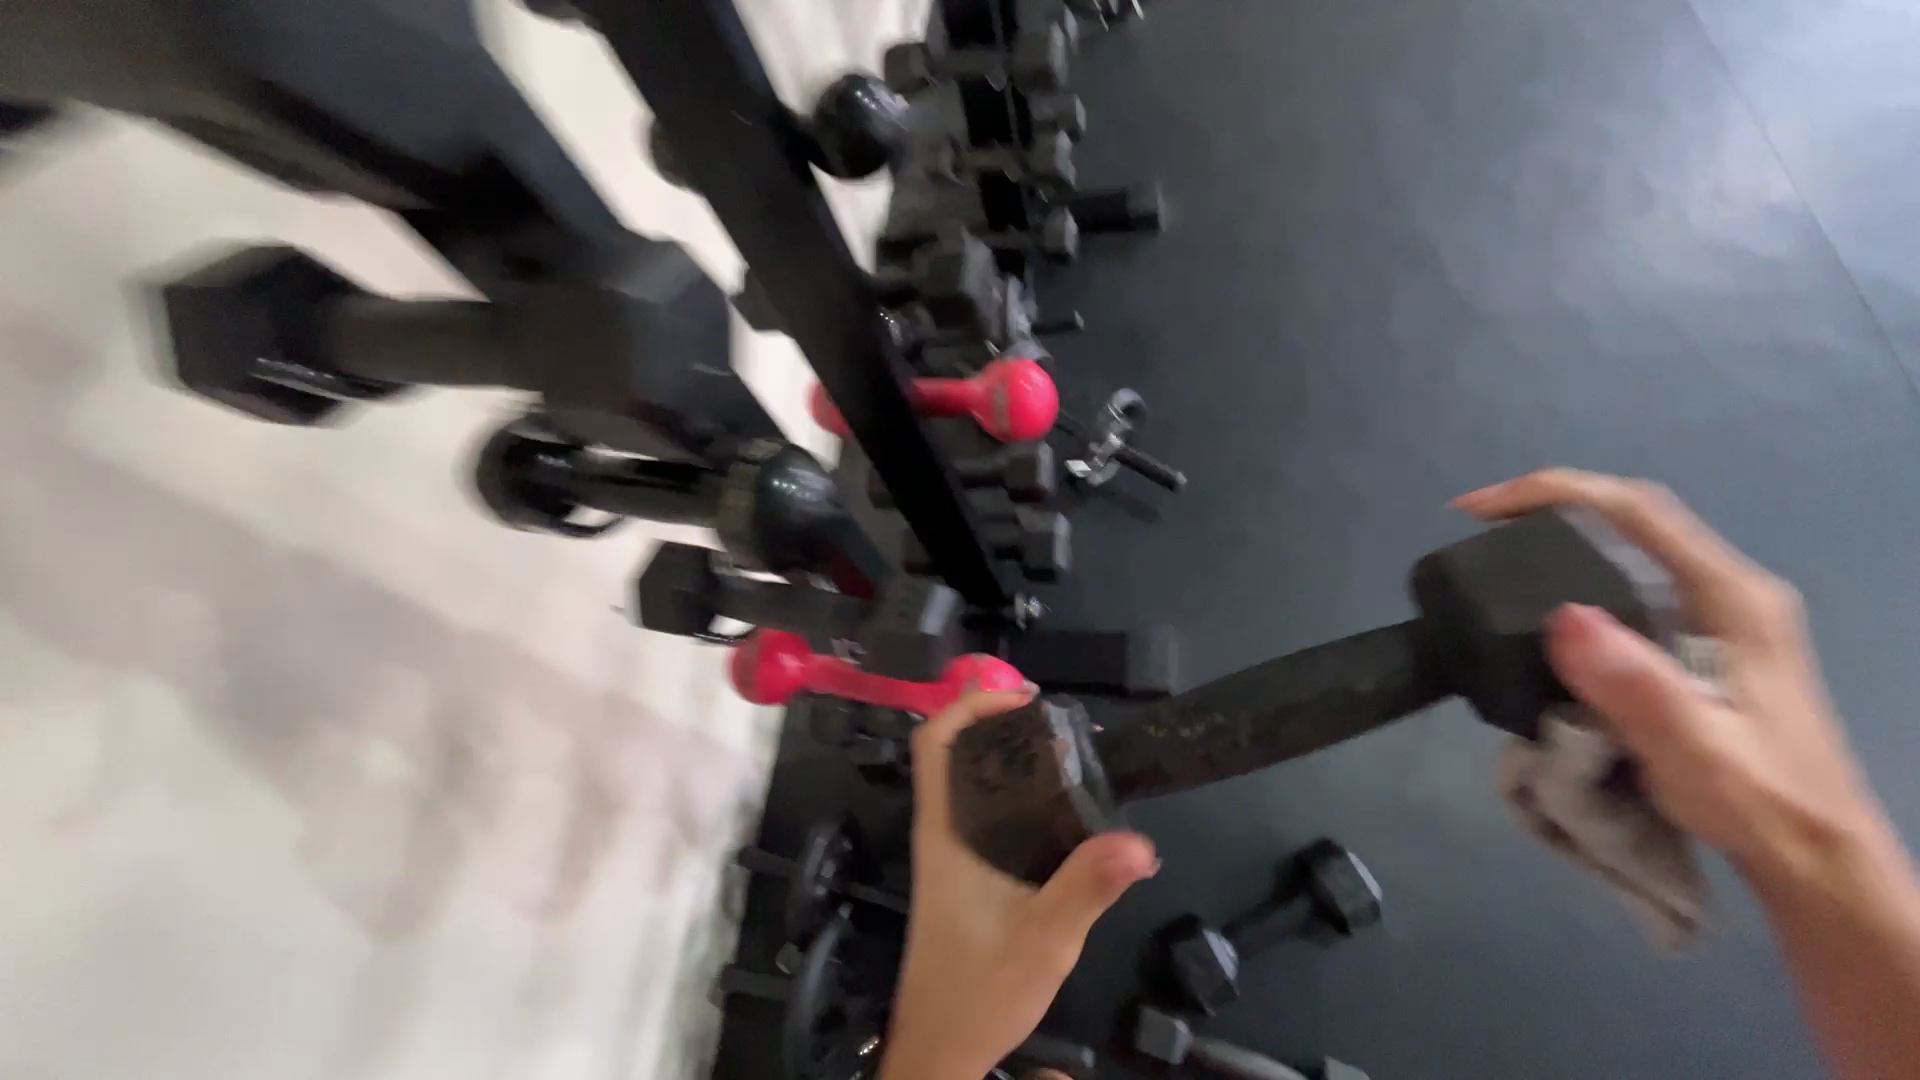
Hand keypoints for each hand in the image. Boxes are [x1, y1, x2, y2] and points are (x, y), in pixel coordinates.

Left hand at [878, 688, 1158, 1079]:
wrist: (941, 1047)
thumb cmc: (979, 990)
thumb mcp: (1043, 938)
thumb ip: (1087, 887)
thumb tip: (1140, 842)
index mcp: (944, 831)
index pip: (934, 742)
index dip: (970, 705)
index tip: (1023, 700)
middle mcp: (941, 831)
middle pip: (953, 751)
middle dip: (997, 722)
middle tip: (1055, 721)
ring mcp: (949, 853)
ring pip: (967, 780)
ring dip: (1005, 755)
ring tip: (1061, 750)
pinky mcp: (962, 874)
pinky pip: (981, 810)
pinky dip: (1011, 789)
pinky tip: (1055, 808)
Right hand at [1456, 469, 1897, 887]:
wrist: (1812, 857)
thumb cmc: (1760, 805)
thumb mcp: (1697, 752)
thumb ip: (1637, 685)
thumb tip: (1563, 616)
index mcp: (1731, 598)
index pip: (1635, 511)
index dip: (1551, 493)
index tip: (1476, 512)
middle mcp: (1724, 591)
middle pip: (1626, 516)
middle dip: (1543, 507)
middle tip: (1473, 530)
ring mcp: (1710, 614)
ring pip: (1621, 547)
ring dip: (1552, 539)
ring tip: (1490, 558)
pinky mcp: (1689, 639)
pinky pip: (1618, 584)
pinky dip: (1565, 578)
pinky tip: (1533, 607)